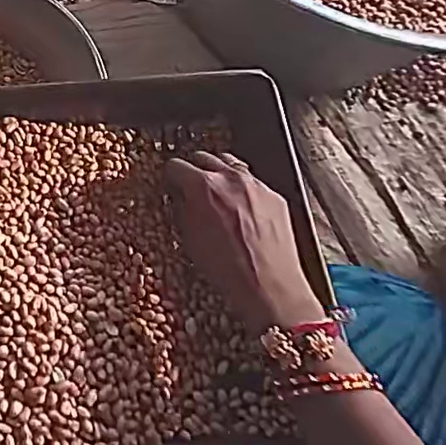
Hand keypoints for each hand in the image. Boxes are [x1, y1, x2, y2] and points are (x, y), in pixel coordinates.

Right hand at [165, 151, 325, 330]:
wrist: (269, 286)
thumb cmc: (228, 269)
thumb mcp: (190, 240)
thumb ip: (183, 210)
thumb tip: (181, 198)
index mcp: (204, 187)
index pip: (177, 166)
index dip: (170, 175)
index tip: (170, 182)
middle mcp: (231, 179)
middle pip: (204, 157)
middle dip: (194, 169)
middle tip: (189, 184)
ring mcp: (256, 185)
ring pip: (231, 164)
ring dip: (219, 172)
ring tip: (214, 190)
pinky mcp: (275, 196)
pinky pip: (253, 182)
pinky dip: (242, 188)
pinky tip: (239, 207)